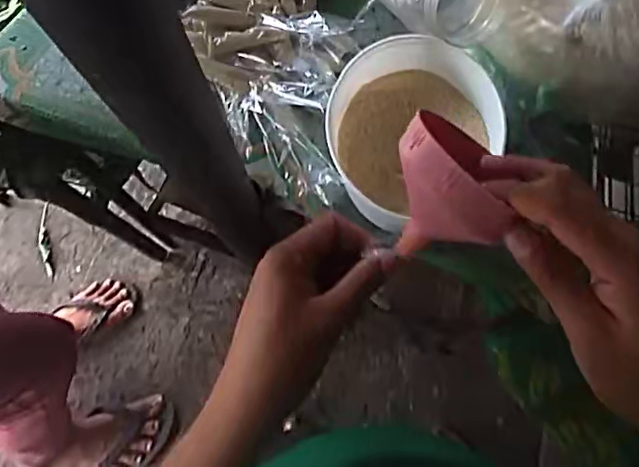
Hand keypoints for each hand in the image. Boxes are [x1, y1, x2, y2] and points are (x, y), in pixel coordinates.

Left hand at [221, 215, 393, 423]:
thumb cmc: (286, 358)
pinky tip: (341, 320)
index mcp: (286, 255)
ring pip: (322, 266)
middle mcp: (279, 262)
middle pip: (327, 244)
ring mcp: (276, 284)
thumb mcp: (331, 316)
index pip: (332, 225)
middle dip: (354, 262)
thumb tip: (395, 254)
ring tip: (357, 310)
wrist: (242, 412)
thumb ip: (364, 281)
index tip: (381, 264)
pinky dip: (332, 295)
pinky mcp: (277, 305)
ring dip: (345, 281)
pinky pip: (312, 285)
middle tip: (373, 291)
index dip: (360, 238)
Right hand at [489, 156, 638, 464]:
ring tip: (495, 172)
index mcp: (618, 254)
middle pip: (570, 187)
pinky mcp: (620, 244)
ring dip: (536, 178)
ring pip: (576, 191)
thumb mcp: (587, 336)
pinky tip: (525, 201)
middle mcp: (624, 232)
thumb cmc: (634, 378)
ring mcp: (625, 235)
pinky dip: (549, 197)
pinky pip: (581, 208)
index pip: (561, 207)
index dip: (519, 193)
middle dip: (524, 175)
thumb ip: (552, 277)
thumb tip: (512, 229)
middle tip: (479, 172)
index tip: (480, 189)